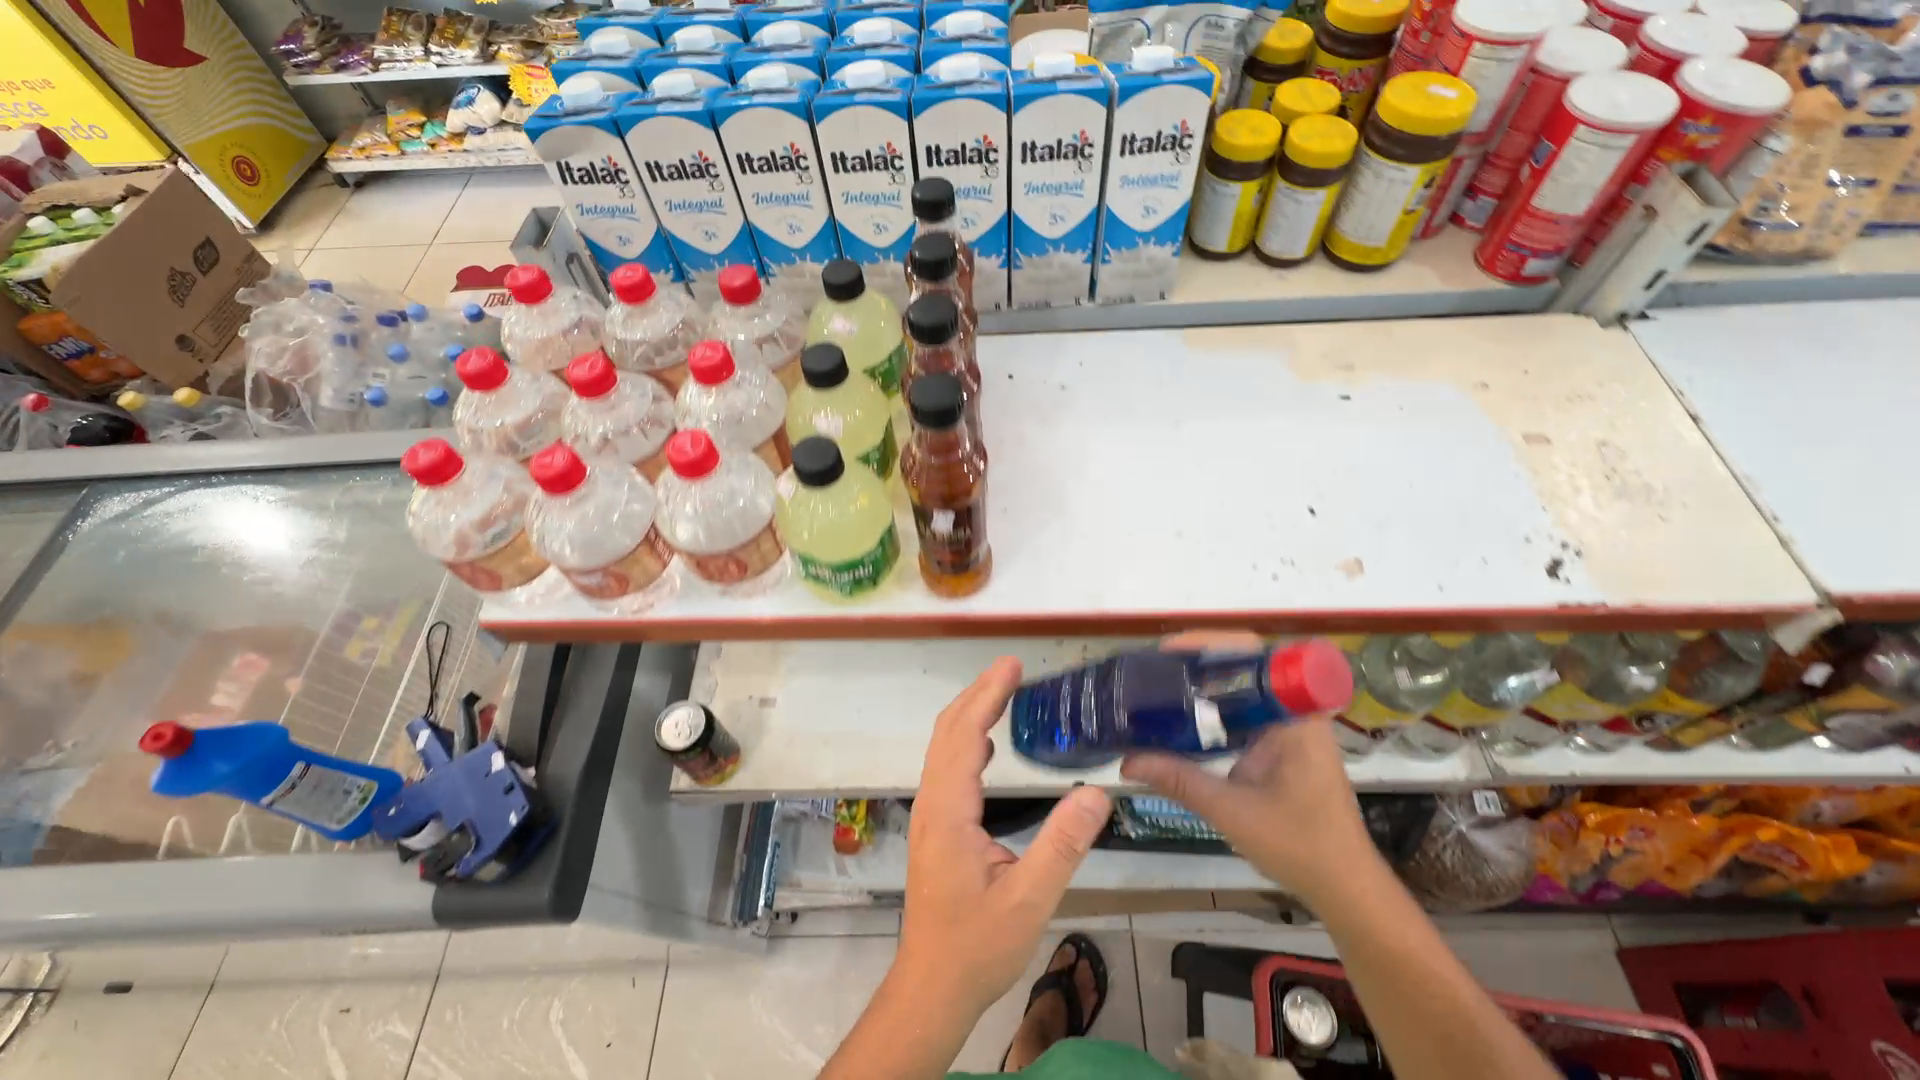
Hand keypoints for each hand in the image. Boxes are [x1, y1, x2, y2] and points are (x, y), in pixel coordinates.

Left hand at [895, 656, 1113, 1016]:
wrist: (932, 986)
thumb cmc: (978, 946)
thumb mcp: (1030, 899)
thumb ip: (1063, 844)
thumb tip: (1098, 792)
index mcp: (949, 813)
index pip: (964, 736)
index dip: (987, 696)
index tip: (1012, 665)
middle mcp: (931, 806)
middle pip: (947, 733)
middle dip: (977, 695)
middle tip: (1011, 668)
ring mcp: (929, 818)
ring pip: (943, 750)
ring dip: (971, 715)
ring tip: (1003, 693)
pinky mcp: (935, 831)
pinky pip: (948, 770)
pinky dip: (968, 742)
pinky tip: (989, 746)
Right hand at [1119, 631, 1376, 905]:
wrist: (1344, 886)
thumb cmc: (1299, 845)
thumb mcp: (1232, 812)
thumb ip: (1180, 780)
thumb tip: (1126, 761)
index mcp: (1292, 715)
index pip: (1251, 654)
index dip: (1208, 644)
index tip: (1166, 653)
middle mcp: (1293, 712)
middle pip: (1242, 667)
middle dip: (1195, 665)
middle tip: (1150, 672)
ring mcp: (1289, 729)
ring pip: (1242, 691)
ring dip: (1202, 689)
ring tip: (1155, 691)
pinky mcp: (1282, 748)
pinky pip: (1244, 716)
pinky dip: (1212, 715)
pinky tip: (1180, 725)